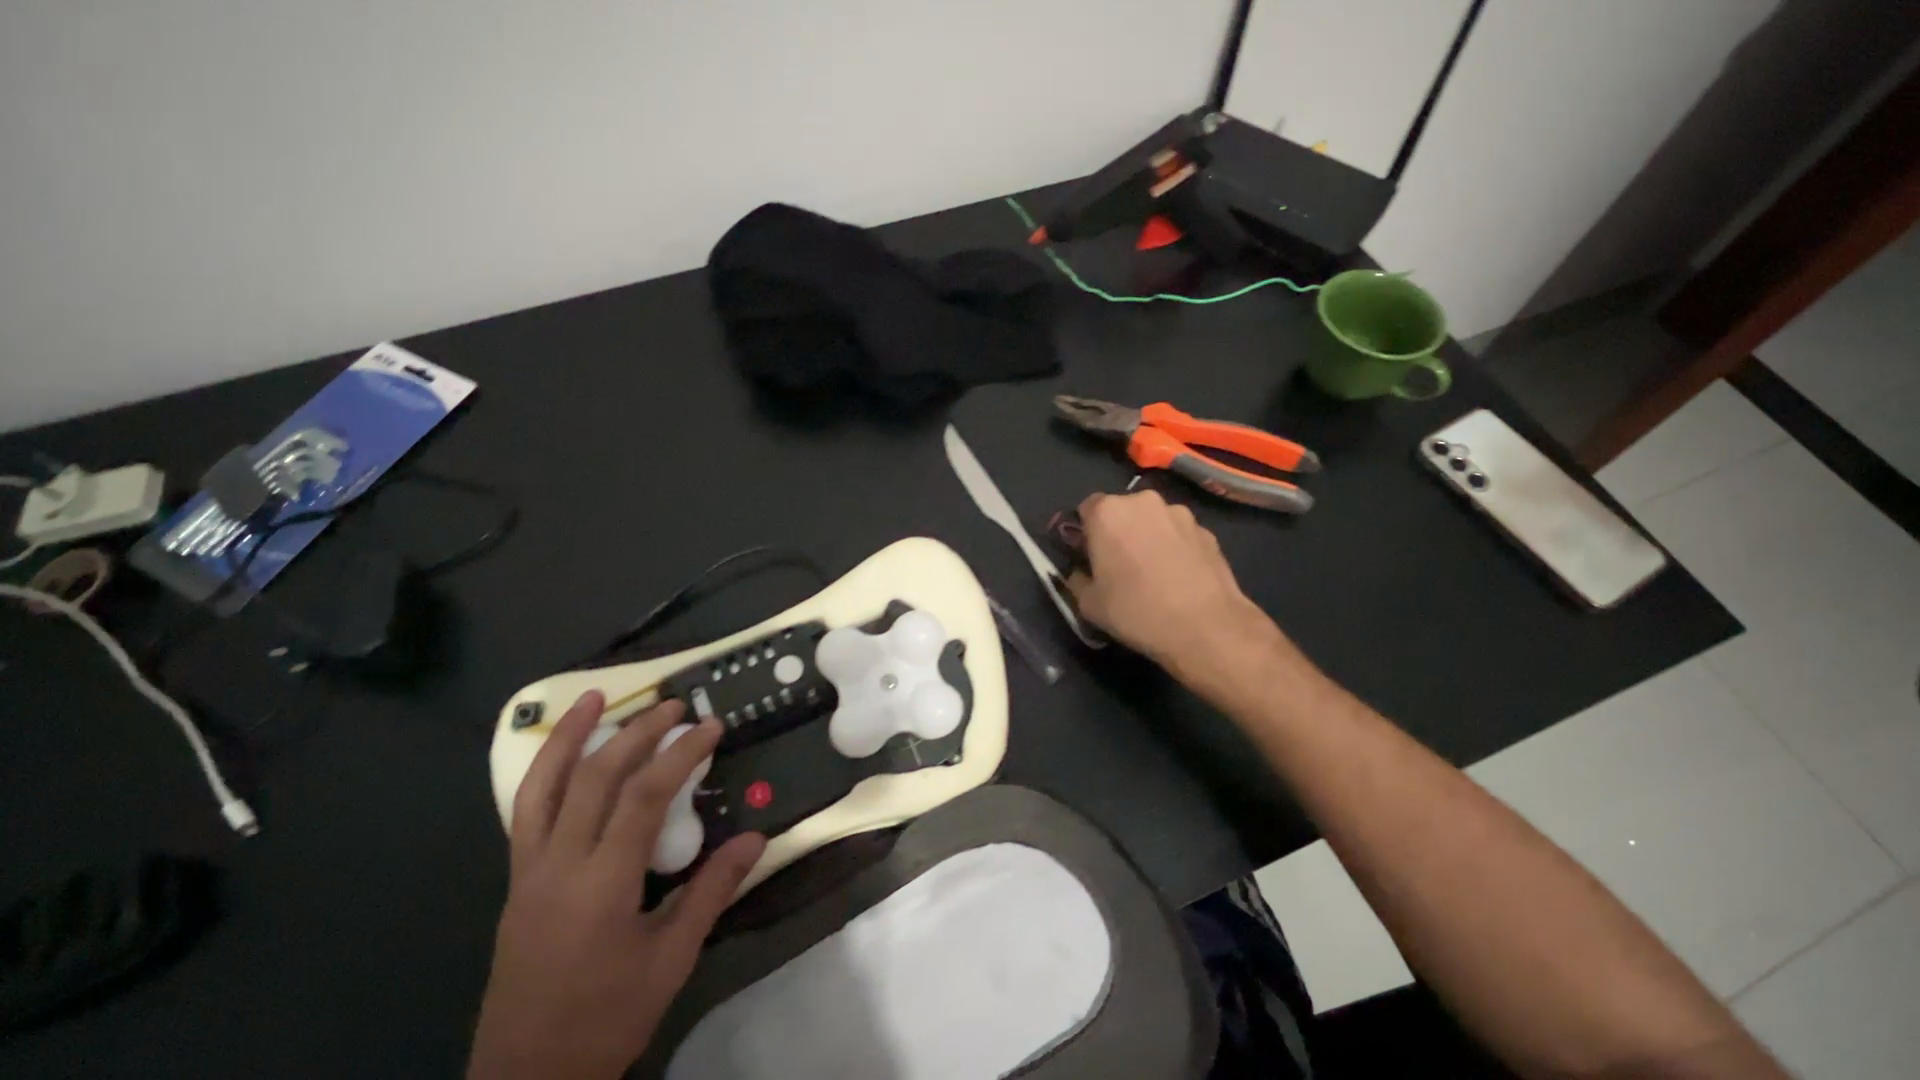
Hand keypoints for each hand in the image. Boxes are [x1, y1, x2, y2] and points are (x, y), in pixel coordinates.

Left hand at [469, 692, 765, 1079]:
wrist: (527, 1075)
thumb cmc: (608, 1017)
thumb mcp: (671, 959)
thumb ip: (709, 891)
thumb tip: (754, 837)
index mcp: (601, 883)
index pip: (643, 797)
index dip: (679, 755)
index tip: (710, 727)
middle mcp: (557, 864)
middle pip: (595, 778)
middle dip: (636, 734)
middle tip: (674, 706)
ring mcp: (528, 871)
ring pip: (543, 786)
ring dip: (570, 736)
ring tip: (595, 698)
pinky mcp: (516, 882)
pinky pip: (526, 813)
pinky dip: (545, 773)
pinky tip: (564, 758)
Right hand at [1065, 491, 1272, 669]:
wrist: (1206, 627)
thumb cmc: (1137, 611)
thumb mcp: (1089, 605)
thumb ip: (1077, 580)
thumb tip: (1082, 573)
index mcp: (1107, 512)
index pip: (1086, 509)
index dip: (1085, 533)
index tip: (1089, 557)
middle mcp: (1144, 501)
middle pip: (1122, 512)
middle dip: (1118, 533)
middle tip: (1120, 567)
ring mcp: (1180, 513)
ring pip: (1154, 521)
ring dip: (1149, 538)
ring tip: (1154, 575)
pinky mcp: (1207, 531)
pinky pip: (1180, 535)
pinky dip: (1175, 549)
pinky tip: (1179, 579)